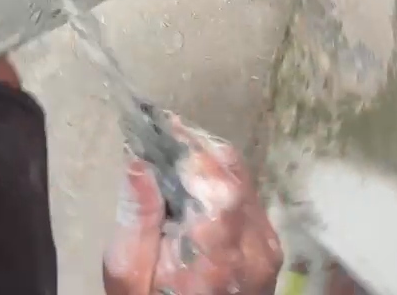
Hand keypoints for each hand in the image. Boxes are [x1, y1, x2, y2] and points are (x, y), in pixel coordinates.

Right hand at [101, 113, 282, 294]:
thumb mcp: (127, 271)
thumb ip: (136, 216)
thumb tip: (138, 161)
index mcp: (219, 251)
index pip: (215, 175)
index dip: (186, 144)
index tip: (156, 124)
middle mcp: (254, 246)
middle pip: (231, 169)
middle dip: (193, 148)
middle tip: (158, 142)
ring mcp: (267, 249)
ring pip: (241, 177)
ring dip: (206, 161)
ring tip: (170, 162)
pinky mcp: (269, 251)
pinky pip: (247, 196)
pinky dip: (219, 181)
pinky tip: (192, 188)